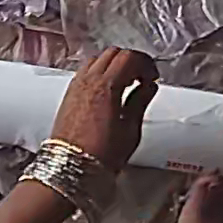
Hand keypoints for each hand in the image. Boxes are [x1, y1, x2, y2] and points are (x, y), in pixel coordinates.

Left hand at [50, 48, 158, 168]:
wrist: (69, 168)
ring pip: (99, 59)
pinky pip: (87, 70)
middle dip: (132, 60)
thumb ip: (140, 102)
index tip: (153, 75)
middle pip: (113, 53)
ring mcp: (76, 86)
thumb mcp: (130, 130)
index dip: (145, 63)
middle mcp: (88, 81)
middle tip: (143, 76)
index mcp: (106, 86)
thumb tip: (149, 87)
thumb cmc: (99, 155)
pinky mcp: (69, 94)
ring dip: (115, 64)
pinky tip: (109, 89)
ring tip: (127, 82)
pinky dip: (101, 71)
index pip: (129, 57)